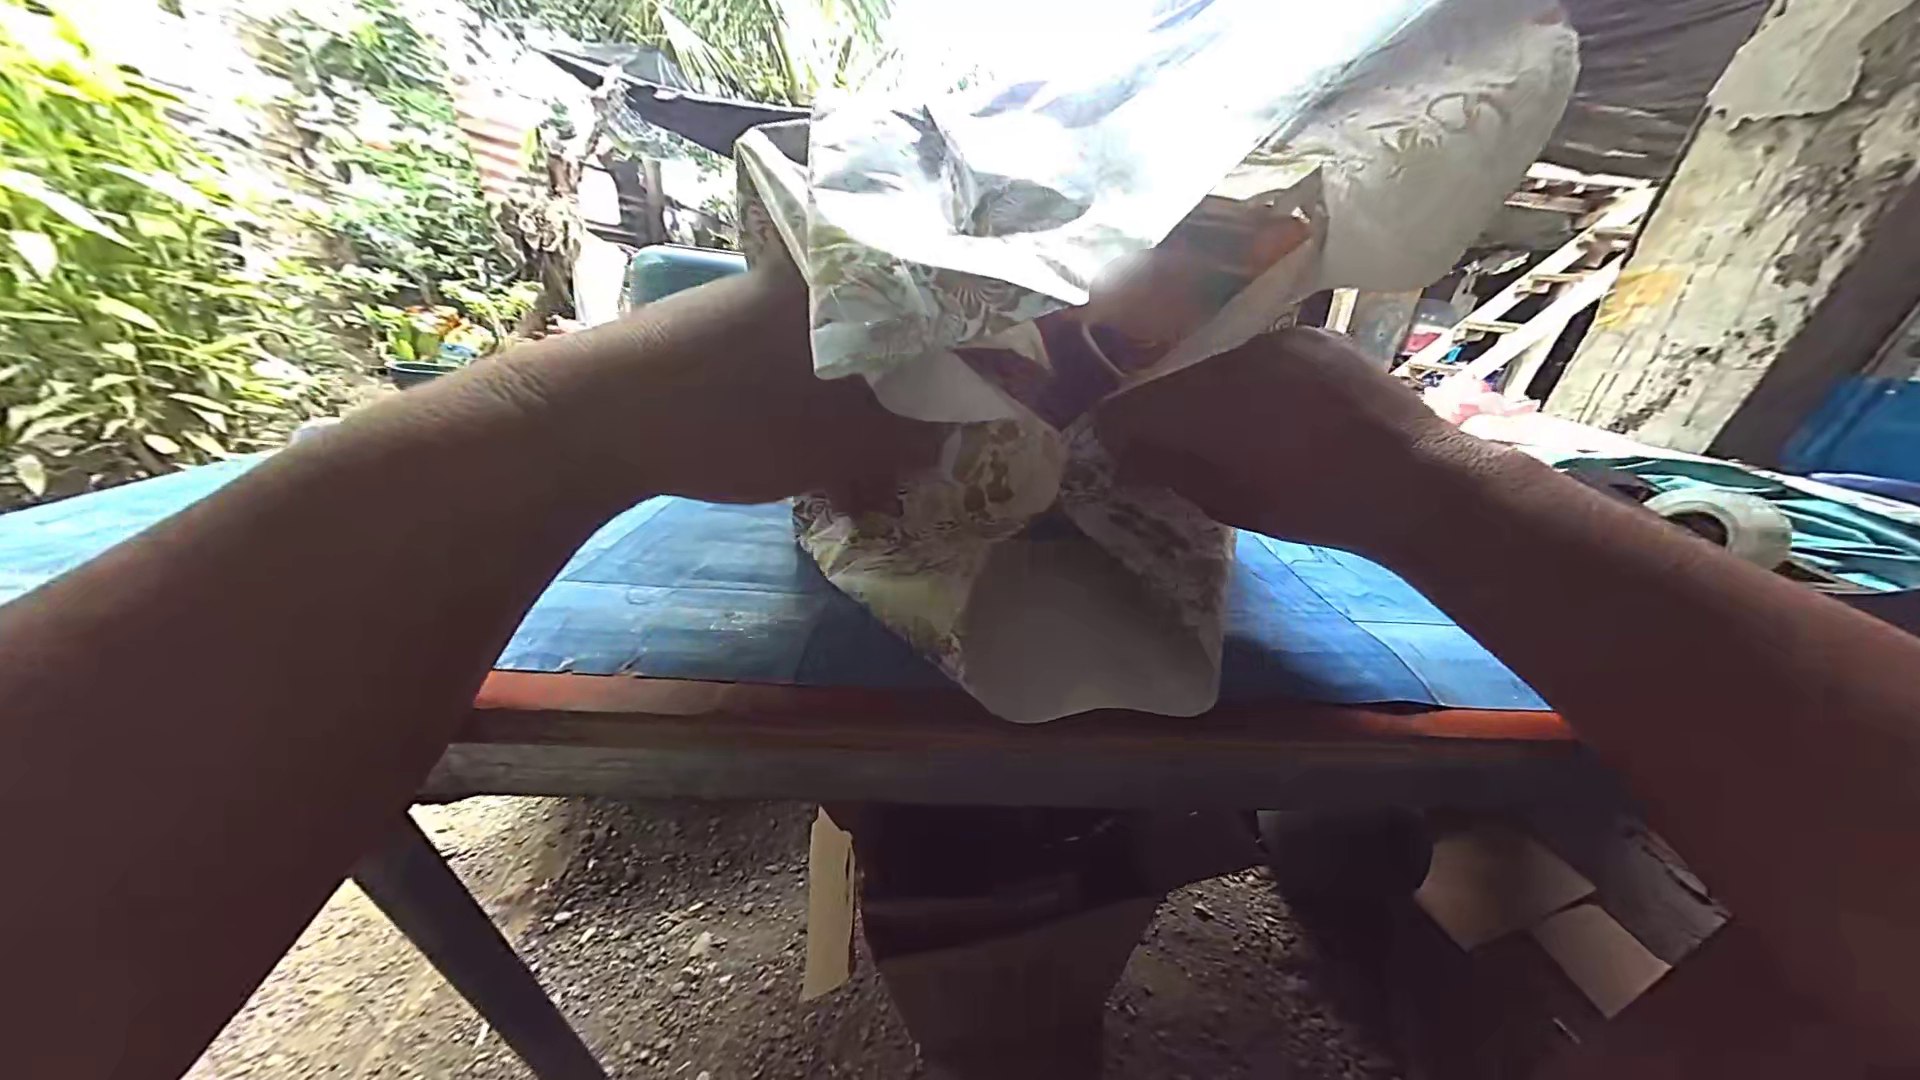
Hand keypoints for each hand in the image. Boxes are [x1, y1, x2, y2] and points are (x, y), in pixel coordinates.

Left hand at [495, 268, 944, 507]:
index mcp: (853, 290)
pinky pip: (797, 359)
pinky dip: (814, 398)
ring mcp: (765, 296)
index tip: (960, 417)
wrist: (599, 416)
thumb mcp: (840, 447)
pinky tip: (806, 441)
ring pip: (842, 355)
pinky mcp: (730, 320)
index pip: (936, 325)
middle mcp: (812, 278)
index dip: (957, 374)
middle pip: (888, 342)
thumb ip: (908, 443)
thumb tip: (950, 440)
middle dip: (902, 401)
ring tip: (853, 462)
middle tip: (904, 451)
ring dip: (856, 408)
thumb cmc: (737, 424)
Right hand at [1094, 327, 1477, 553]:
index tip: (1118, 455)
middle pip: (1170, 384)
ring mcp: (1276, 339)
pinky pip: (1255, 357)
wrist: (1416, 482)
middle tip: (1173, 450)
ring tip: (1231, 433)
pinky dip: (1248, 383)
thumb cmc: (1312, 505)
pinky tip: (1271, 411)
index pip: (1129, 407)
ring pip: (1212, 368)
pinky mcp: (1311, 336)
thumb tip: (1124, 459)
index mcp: (1206, 404)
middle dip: (1162, 416)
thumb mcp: (1225, 500)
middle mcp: (1232, 357)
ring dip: (1206, 399)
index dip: (1113, 433)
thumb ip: (1167, 470)